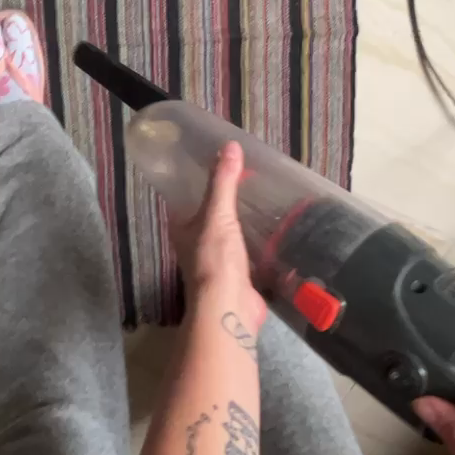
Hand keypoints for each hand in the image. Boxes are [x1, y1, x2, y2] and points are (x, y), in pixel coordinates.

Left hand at [177, 142, 266, 331]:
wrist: (230, 308)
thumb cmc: (215, 260)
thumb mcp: (217, 214)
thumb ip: (223, 182)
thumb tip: (230, 145)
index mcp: (181, 226)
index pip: (185, 193)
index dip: (198, 175)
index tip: (217, 156)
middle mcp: (194, 240)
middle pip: (209, 210)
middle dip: (225, 194)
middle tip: (247, 169)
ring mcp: (217, 258)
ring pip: (228, 228)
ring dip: (242, 214)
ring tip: (262, 191)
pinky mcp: (238, 271)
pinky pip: (247, 246)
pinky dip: (257, 234)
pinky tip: (273, 223)